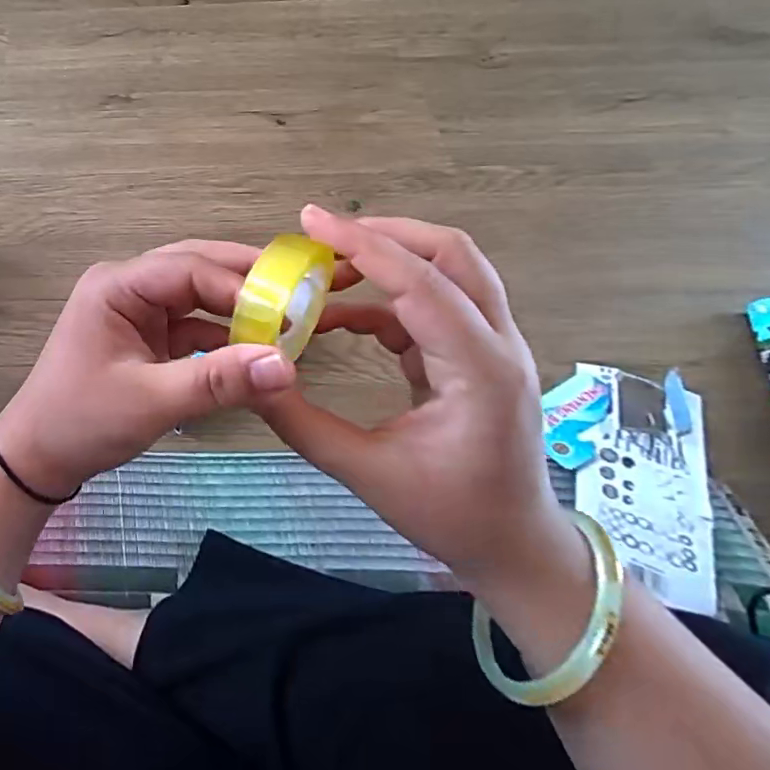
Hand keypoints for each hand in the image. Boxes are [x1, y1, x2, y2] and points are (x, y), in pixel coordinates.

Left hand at [0, 241, 300, 498]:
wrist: (38, 457)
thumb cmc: (82, 422)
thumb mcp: (152, 402)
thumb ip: (218, 381)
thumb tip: (285, 365)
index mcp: (117, 286)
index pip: (189, 269)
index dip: (240, 286)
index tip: (287, 311)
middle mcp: (128, 285)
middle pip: (197, 267)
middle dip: (246, 280)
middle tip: (297, 292)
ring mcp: (138, 308)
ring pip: (199, 291)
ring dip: (239, 305)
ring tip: (286, 315)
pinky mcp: (147, 332)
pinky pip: (194, 321)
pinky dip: (224, 332)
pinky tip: (255, 345)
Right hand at [257, 207, 578, 585]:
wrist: (516, 547)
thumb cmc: (452, 517)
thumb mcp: (367, 473)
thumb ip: (304, 424)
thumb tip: (254, 377)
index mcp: (480, 369)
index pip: (421, 283)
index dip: (363, 245)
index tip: (311, 221)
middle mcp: (498, 343)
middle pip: (452, 253)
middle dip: (385, 234)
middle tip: (324, 238)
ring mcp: (496, 344)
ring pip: (449, 270)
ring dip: (389, 261)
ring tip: (327, 273)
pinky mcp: (480, 352)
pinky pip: (436, 304)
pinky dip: (389, 299)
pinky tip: (345, 318)